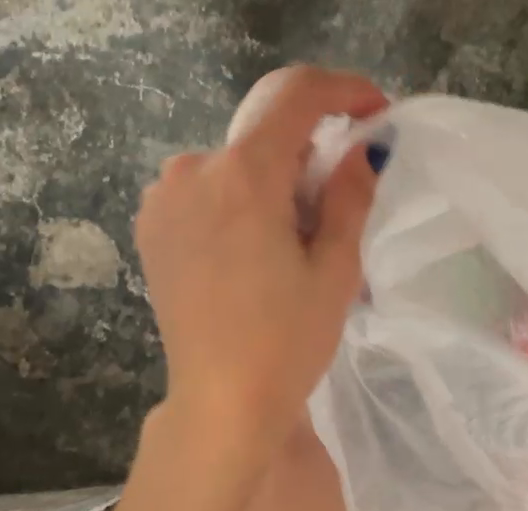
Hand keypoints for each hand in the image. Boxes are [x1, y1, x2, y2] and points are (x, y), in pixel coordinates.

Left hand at [134, 66, 386, 452]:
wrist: (222, 403)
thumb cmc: (288, 344)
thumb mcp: (335, 272)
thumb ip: (350, 198)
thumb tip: (361, 151)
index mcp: (245, 175)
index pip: (294, 95)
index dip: (342, 91)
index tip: (375, 112)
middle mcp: (194, 169)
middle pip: (264, 137)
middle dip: (308, 159)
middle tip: (339, 214)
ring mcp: (163, 197)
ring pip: (234, 168)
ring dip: (271, 188)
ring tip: (292, 252)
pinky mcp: (152, 227)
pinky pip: (206, 194)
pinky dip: (238, 208)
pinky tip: (252, 261)